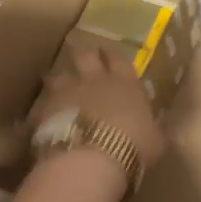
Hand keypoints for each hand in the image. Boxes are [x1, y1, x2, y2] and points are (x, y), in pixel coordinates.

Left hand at [31, 44, 168, 172]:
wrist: (93, 158)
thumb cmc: (133, 147)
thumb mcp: (156, 141)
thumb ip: (155, 131)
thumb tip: (162, 130)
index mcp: (125, 84)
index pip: (119, 59)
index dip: (113, 55)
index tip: (108, 52)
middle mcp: (94, 81)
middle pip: (85, 55)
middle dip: (81, 49)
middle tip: (76, 44)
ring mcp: (67, 92)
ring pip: (58, 75)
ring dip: (57, 77)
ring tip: (53, 79)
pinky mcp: (45, 110)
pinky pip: (41, 105)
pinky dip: (40, 109)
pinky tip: (38, 116)